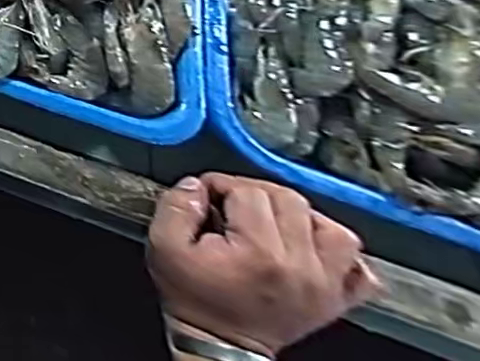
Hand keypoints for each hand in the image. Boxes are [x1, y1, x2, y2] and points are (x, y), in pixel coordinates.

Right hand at [147, 173, 380, 355]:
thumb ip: (175, 207)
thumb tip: (194, 185)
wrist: (221, 340)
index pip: (248, 192)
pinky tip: (308, 246)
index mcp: (259, 252)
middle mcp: (302, 266)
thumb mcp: (163, 243)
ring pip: (334, 230)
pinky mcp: (339, 299)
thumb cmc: (190, 292)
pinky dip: (338, 251)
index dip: (218, 184)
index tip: (201, 194)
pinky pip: (361, 269)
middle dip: (254, 191)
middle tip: (229, 201)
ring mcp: (328, 285)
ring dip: (299, 215)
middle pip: (292, 202)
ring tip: (269, 218)